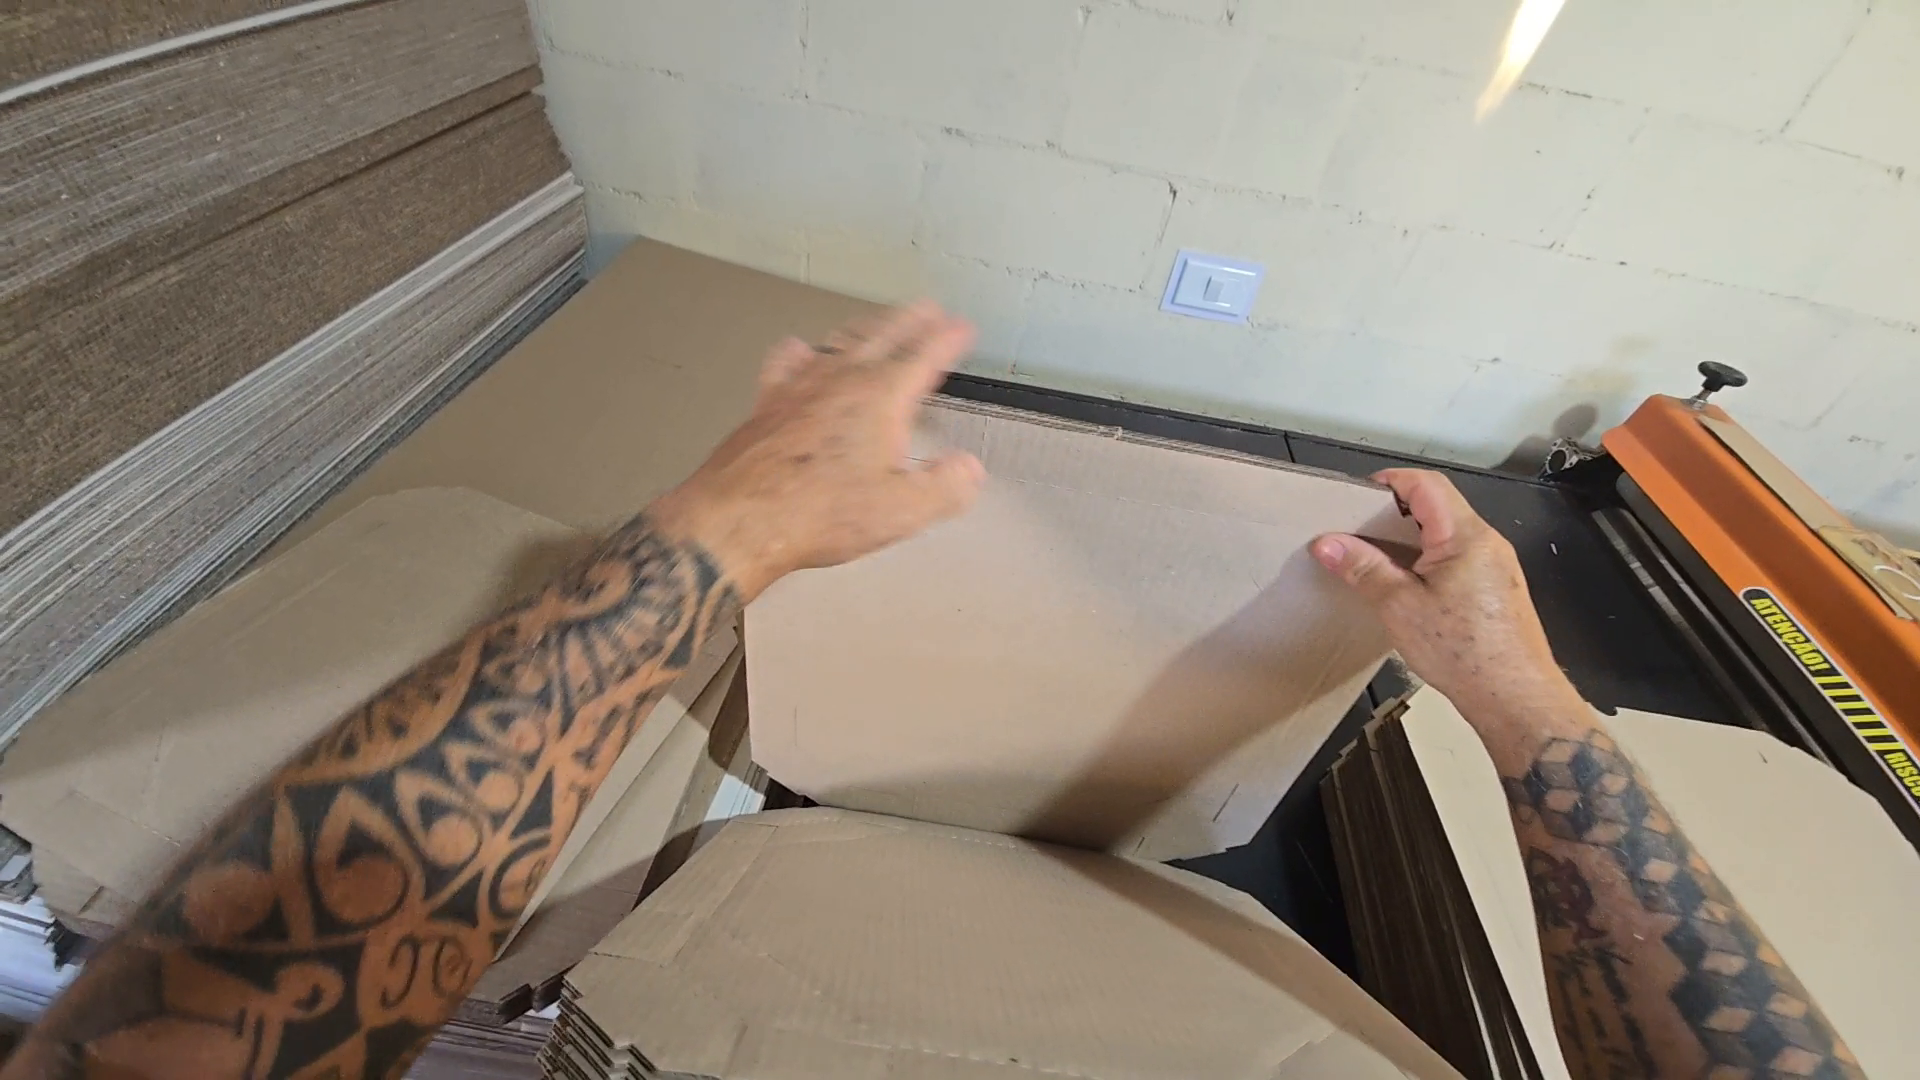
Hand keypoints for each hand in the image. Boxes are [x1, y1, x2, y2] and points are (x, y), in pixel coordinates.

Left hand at [650, 301, 986, 599]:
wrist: (740, 519)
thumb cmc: (822, 513)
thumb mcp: (902, 510)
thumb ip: (945, 487)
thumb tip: (970, 469)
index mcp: (880, 397)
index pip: (924, 357)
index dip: (947, 340)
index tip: (962, 327)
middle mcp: (841, 380)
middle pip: (883, 335)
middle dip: (910, 320)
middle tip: (928, 308)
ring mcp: (800, 386)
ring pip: (839, 342)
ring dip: (865, 328)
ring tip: (877, 323)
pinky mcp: (768, 403)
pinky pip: (788, 361)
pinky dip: (804, 351)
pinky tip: (800, 351)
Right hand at [1311, 469, 1583, 718]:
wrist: (1515, 698)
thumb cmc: (1464, 652)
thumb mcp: (1399, 606)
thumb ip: (1363, 568)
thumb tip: (1326, 543)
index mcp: (1467, 537)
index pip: (1427, 485)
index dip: (1390, 481)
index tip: (1356, 494)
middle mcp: (1487, 544)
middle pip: (1437, 505)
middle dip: (1391, 510)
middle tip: (1353, 527)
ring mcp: (1494, 566)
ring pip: (1444, 533)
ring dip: (1405, 536)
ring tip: (1369, 555)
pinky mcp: (1493, 588)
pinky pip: (1454, 556)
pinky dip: (1421, 558)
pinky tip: (1399, 583)